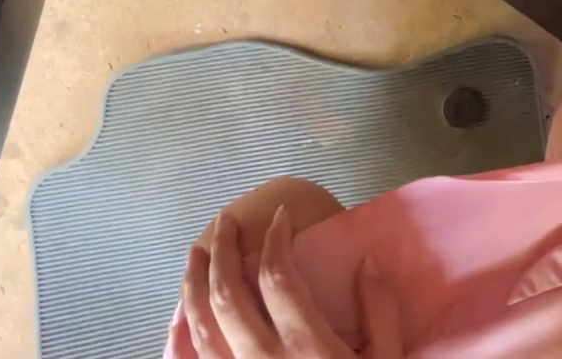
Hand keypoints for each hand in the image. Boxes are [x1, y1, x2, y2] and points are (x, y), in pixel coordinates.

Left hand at [179, 207, 401, 358]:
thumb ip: (380, 311)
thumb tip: (368, 261)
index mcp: (304, 345)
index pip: (277, 274)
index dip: (275, 237)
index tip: (281, 217)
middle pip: (227, 294)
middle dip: (222, 250)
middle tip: (225, 221)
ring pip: (200, 329)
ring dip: (193, 285)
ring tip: (195, 254)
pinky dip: (182, 338)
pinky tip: (181, 319)